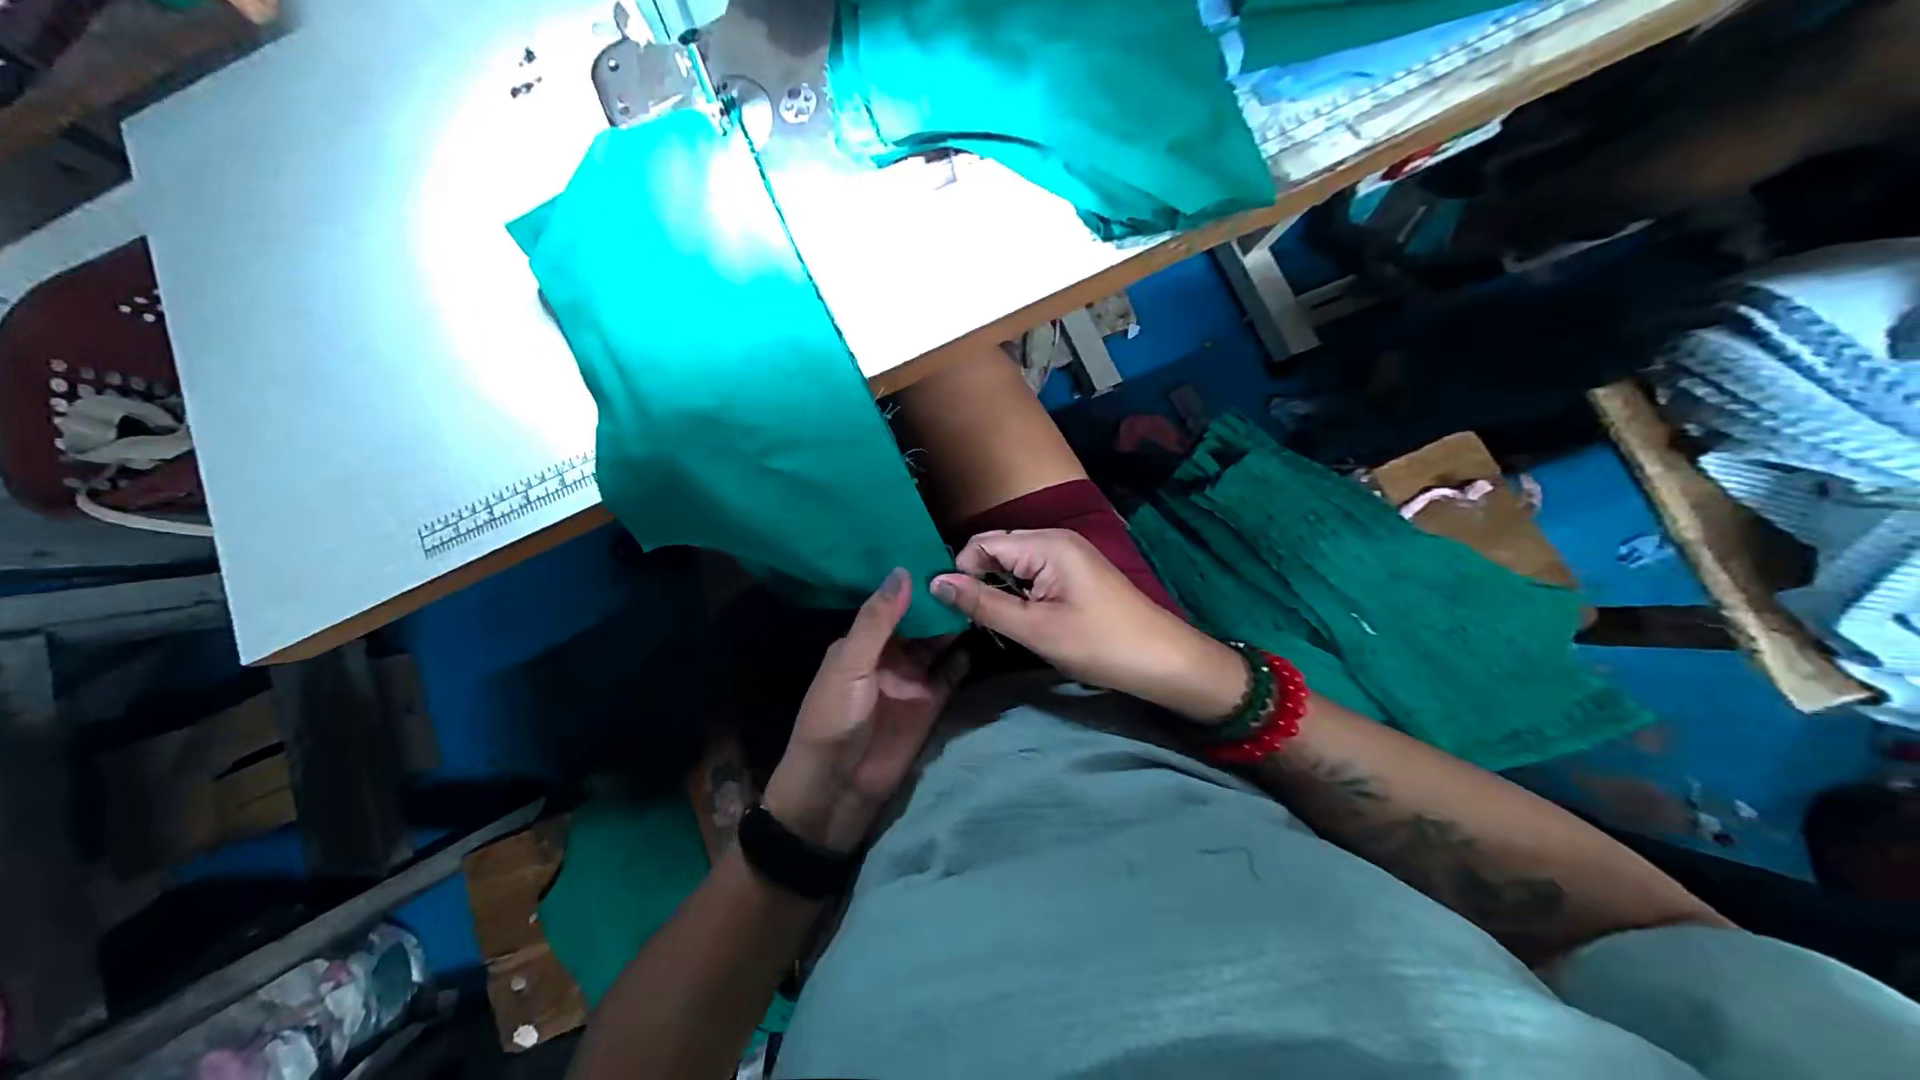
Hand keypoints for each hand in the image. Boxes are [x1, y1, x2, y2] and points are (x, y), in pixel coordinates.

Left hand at [762, 568, 967, 853]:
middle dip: (941, 600)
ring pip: (939, 643)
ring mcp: (912, 679)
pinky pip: (952, 674)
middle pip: (920, 620)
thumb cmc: (834, 718)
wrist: (838, 787)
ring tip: (986, 596)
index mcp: (863, 641)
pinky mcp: (931, 703)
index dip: (915, 581)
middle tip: (977, 570)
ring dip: (956, 624)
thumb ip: (877, 620)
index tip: (945, 553)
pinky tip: (985, 634)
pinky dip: (966, 657)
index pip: (893, 602)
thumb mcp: (850, 663)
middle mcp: (890, 654)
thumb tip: (902, 571)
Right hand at [930, 530, 1247, 722]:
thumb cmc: (1100, 645)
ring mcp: (1068, 553)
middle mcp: (1055, 538)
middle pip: (996, 548)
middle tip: (971, 620)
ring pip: (1012, 562)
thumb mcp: (1035, 629)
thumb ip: (983, 604)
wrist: (1164, 660)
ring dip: (997, 588)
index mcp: (1046, 544)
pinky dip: (1017, 592)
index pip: (981, 544)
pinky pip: (1031, 571)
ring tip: (994, 622)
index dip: (961, 573)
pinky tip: (1019, 618)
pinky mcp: (1075, 571)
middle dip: (977, 579)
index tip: (955, 611)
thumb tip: (935, 583)